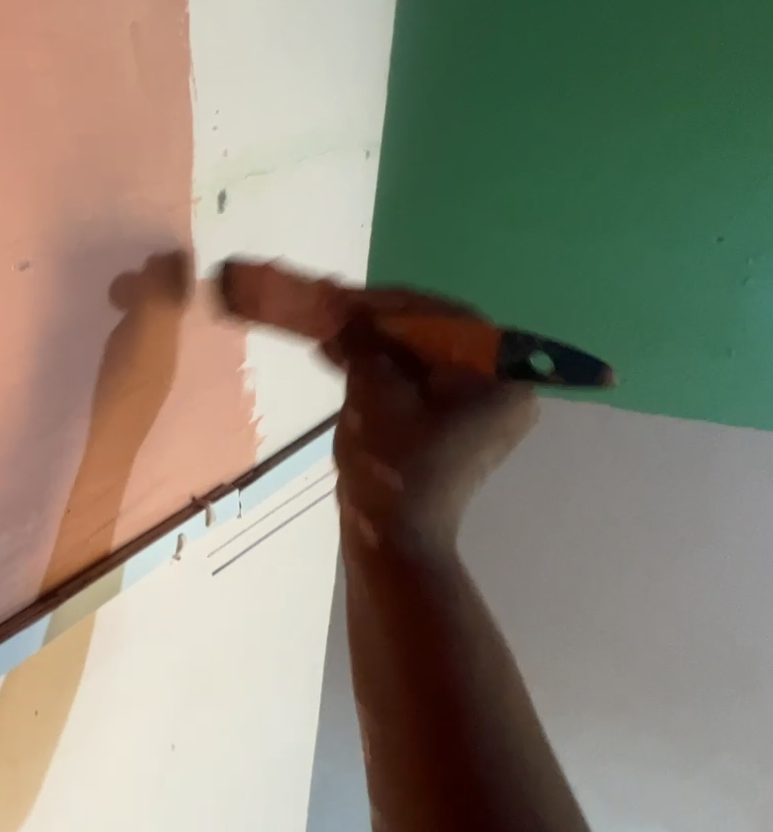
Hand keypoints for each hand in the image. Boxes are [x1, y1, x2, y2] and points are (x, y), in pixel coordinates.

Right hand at [326, 290, 537, 551]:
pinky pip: (418, 383)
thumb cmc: (392, 465)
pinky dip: (382, 371)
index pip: (450, 320)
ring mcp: (476, 411)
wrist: (394, 533)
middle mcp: (501, 390)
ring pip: (424, 360)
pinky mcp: (450, 426)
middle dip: (383, 325)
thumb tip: (346, 315)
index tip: (349, 298)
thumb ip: (365, 348)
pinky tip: (342, 361)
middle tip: (337, 314)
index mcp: (498, 381)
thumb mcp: (373, 397)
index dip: (395, 304)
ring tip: (330, 336)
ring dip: (377, 347)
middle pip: (439, 338)